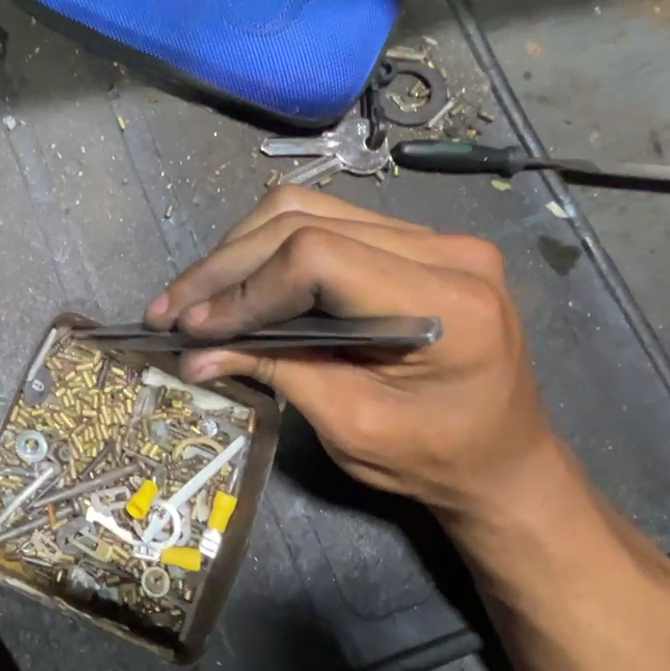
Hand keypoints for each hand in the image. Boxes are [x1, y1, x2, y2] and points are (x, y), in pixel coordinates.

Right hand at [145, 186, 558, 517]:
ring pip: (301, 209)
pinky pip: (319, 221)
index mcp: (446, 301)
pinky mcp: (408, 241)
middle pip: (300, 221)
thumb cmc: (436, 458)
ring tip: (193, 299)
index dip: (244, 290)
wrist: (502, 461)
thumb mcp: (351, 425)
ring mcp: (429, 237)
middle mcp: (445, 249)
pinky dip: (263, 251)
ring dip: (235, 252)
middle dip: (223, 269)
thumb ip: (275, 372)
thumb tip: (191, 354)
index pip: (316, 256)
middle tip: (168, 313)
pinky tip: (235, 285)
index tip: (193, 330)